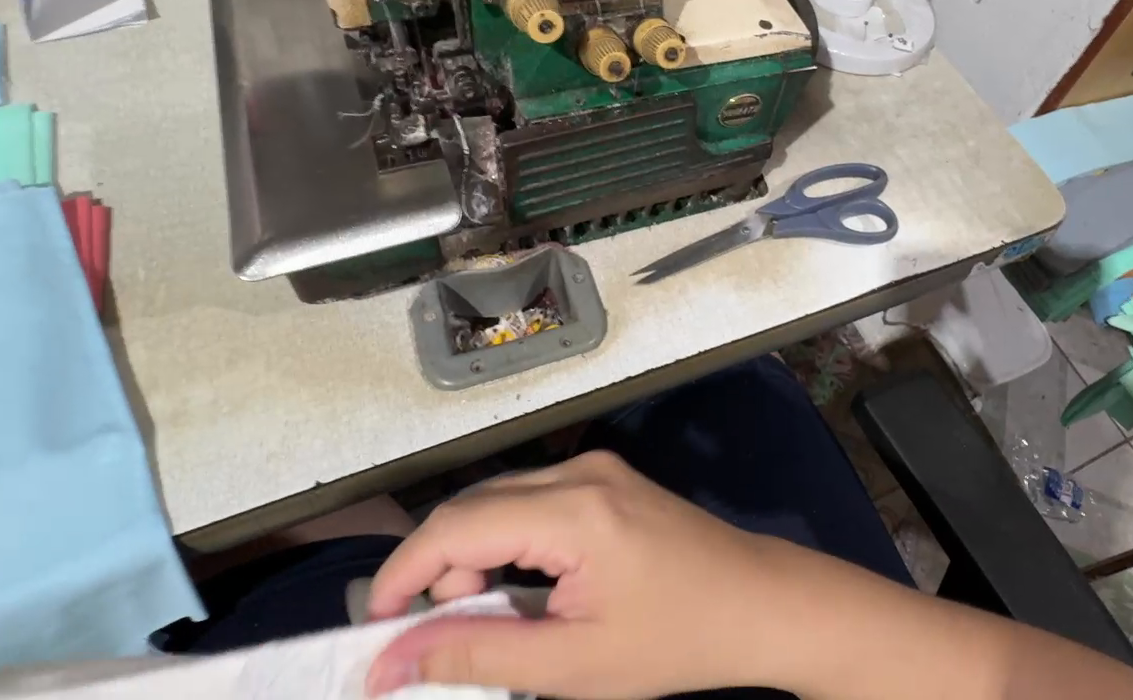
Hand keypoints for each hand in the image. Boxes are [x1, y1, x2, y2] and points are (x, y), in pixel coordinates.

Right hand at [364, 450, 803, 697]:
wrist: (758, 602)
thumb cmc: (674, 640)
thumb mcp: (572, 663)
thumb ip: (477, 654)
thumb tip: (390, 662)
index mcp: (574, 510)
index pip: (458, 525)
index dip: (404, 573)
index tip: (374, 628)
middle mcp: (580, 471)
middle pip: (475, 505)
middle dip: (439, 567)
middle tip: (437, 635)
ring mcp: (597, 468)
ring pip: (501, 499)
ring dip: (473, 553)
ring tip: (486, 617)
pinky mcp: (607, 478)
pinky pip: (533, 499)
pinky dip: (508, 540)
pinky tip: (521, 586)